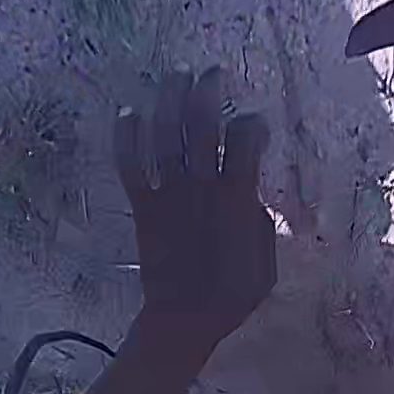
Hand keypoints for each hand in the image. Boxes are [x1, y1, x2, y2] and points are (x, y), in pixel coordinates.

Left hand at [115, 67, 276, 354]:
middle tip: (212, 74)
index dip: (252, 123)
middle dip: (208, 90)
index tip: (254, 126)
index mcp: (237, 199)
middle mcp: (201, 187)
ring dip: (170, 99)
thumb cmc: (230, 297)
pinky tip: (128, 114)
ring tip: (176, 75)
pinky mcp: (144, 208)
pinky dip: (127, 138)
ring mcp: (169, 196)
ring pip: (166, 134)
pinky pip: (131, 166)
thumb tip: (250, 194)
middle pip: (203, 122)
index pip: (246, 138)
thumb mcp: (266, 265)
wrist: (184, 320)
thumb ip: (261, 223)